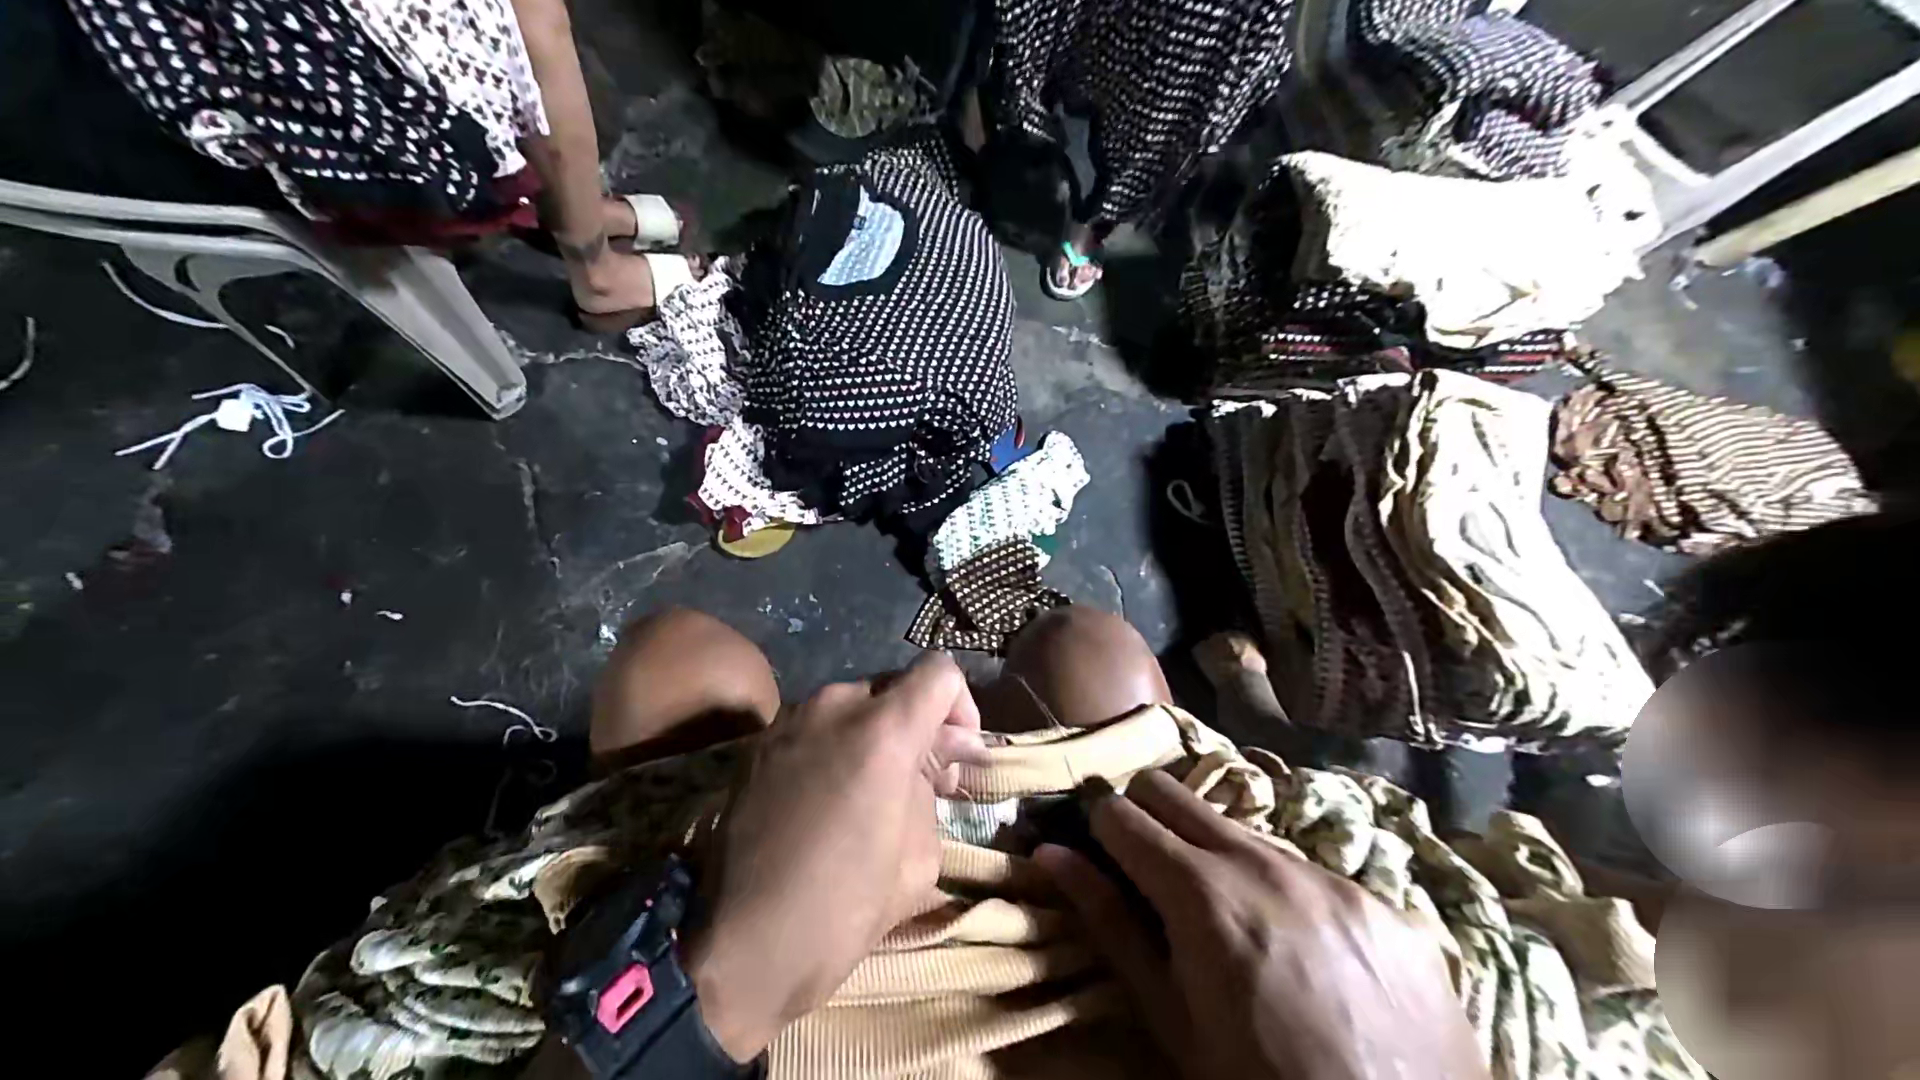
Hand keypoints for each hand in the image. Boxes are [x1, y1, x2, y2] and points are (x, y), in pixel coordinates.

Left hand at [682, 652, 986, 1060]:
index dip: (960, 706)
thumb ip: (934, 784)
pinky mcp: (757, 742)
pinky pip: (813, 726)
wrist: (742, 947)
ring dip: (872, 735)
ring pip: (851, 706)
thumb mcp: (918, 855)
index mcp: (884, 729)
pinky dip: (833, 745)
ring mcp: (789, 719)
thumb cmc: (844, 908)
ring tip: (867, 790)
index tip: (956, 753)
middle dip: (916, 725)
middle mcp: (835, 705)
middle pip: (894, 688)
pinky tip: (825, 797)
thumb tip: (949, 751)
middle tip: (918, 779)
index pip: (939, 671)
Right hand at [1034, 770, 1487, 1079]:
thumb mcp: (1170, 1019)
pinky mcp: (1381, 900)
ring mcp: (1328, 876)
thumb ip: (1109, 924)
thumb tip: (1052, 853)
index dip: (1101, 829)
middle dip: (1144, 815)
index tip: (1102, 854)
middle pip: (1172, 790)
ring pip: (1240, 828)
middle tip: (1148, 869)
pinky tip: (1303, 950)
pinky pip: (1308, 869)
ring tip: (1232, 921)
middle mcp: (1263, 863)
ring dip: (1216, 855)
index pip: (1121, 812)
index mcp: (1202, 893)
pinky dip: (1282, 890)